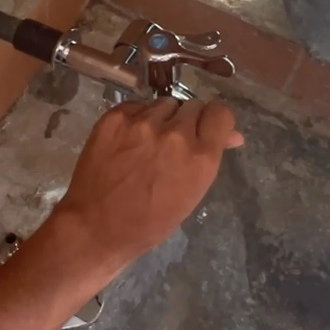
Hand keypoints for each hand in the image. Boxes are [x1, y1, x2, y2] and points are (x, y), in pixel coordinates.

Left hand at [41, 98, 244, 276]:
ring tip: (149, 142)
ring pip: (164, 103)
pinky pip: (137, 106)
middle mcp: (175, 134)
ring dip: (162, 118)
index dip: (214, 120)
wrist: (96, 226)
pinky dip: (136, 118)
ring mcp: (143, 122)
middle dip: (187, 121)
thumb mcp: (191, 193)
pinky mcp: (116, 117)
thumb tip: (233, 135)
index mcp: (200, 157)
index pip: (221, 112)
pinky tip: (128, 140)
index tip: (206, 129)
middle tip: (173, 143)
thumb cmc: (150, 221)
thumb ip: (210, 157)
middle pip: (193, 105)